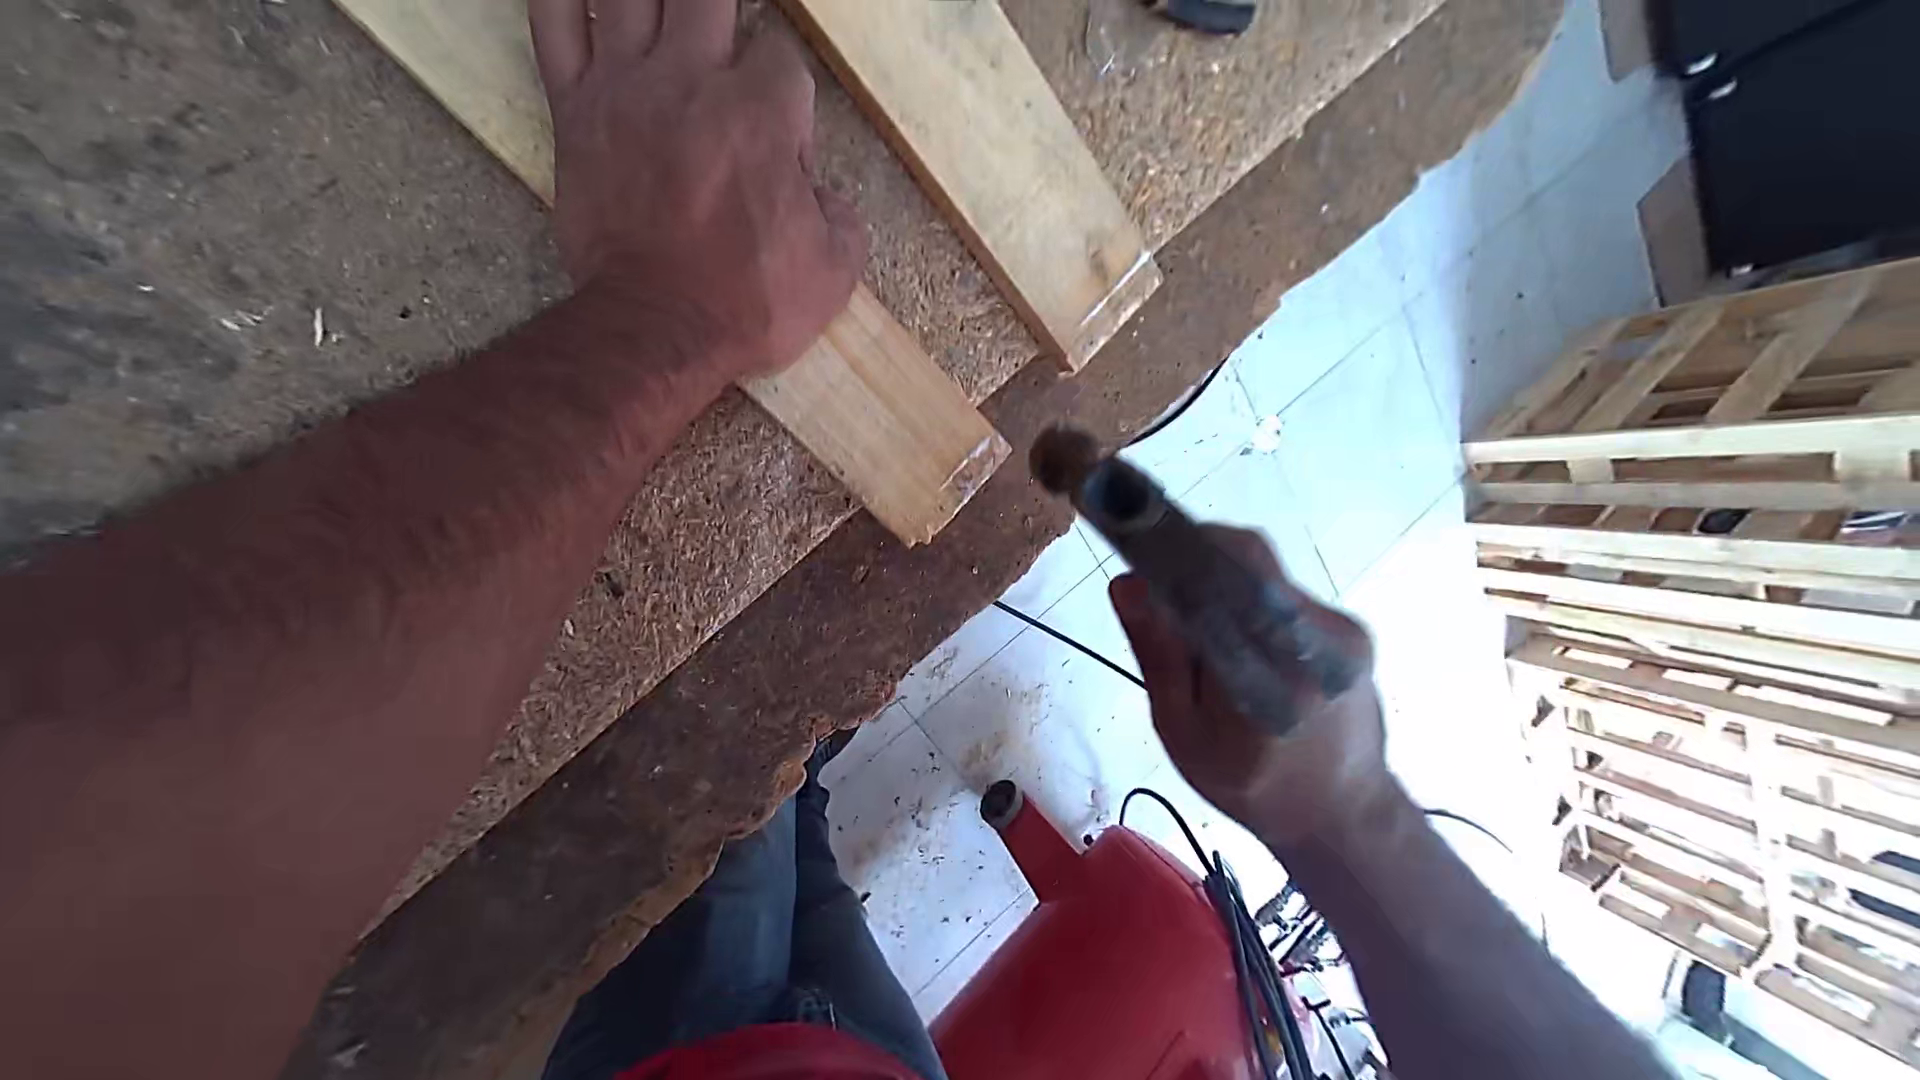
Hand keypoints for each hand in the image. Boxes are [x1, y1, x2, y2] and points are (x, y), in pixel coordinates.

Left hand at [529, 0, 866, 380]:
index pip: (784, 62)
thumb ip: (844, 220)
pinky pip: (555, 21)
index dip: (792, 106)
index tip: (786, 158)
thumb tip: (826, 199)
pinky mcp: (575, 112)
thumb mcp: (834, 276)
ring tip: (676, 18)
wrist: (663, 329)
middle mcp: (692, 82)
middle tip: (730, 53)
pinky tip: (592, 3)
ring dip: (661, 2)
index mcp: (761, 116)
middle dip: (728, 17)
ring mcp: (626, 89)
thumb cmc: (752, 305)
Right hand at [1110, 527, 1399, 848]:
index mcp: (1263, 680)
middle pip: (1249, 558)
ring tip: (1202, 623)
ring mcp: (1342, 634)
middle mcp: (1313, 645)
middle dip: (1197, 552)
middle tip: (1162, 577)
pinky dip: (1250, 596)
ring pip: (1266, 570)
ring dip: (1223, 576)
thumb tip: (1126, 582)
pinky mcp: (1353, 630)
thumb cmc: (1246, 783)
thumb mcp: (1181, 729)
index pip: (1221, 580)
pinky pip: (1285, 589)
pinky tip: (1241, 638)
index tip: (1144, 540)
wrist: (1344, 815)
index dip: (1180, 547)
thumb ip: (1157, 654)